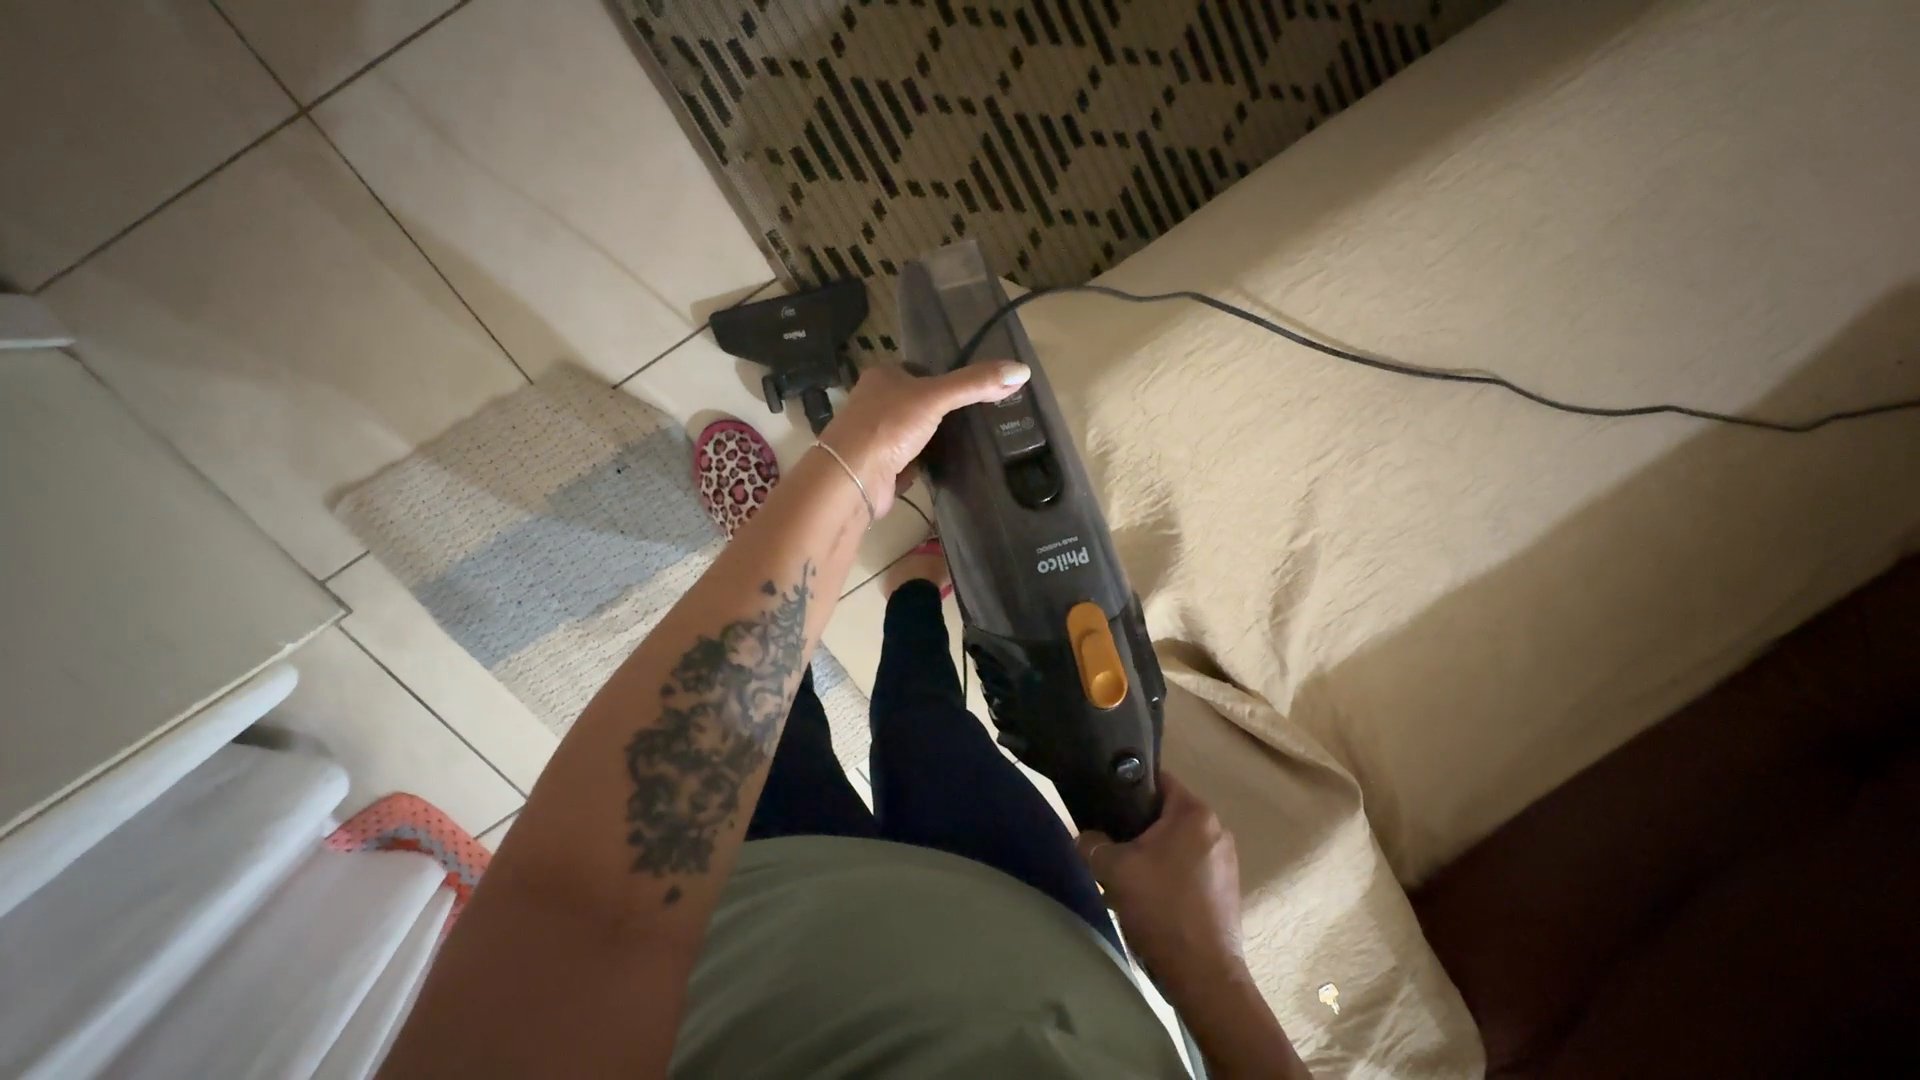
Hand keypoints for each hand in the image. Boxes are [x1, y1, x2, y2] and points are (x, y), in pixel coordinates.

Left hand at [815, 361, 1029, 516]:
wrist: (852, 478)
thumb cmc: (889, 427)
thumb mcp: (936, 397)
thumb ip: (975, 384)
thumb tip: (1022, 370)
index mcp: (882, 376)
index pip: (922, 372)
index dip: (947, 381)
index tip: (977, 392)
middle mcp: (874, 403)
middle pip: (919, 403)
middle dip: (943, 413)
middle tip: (980, 419)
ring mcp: (876, 437)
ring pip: (915, 433)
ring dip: (935, 440)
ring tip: (972, 442)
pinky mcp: (881, 467)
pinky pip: (911, 460)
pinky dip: (927, 464)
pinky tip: (949, 466)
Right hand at [1078, 772, 1244, 989]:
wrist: (1203, 974)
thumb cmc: (1161, 908)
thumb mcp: (1114, 869)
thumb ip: (1092, 844)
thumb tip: (1084, 838)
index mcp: (1195, 813)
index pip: (1158, 780)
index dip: (1128, 787)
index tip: (1104, 802)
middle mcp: (1217, 830)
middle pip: (1166, 815)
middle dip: (1136, 828)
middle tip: (1108, 842)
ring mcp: (1226, 862)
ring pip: (1176, 844)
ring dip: (1151, 855)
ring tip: (1124, 876)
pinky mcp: (1226, 890)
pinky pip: (1189, 869)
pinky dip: (1168, 876)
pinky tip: (1147, 899)